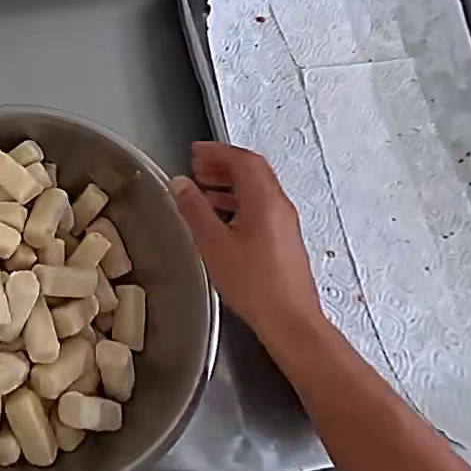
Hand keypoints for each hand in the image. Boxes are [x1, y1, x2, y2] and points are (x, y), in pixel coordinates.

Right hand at [169, 142, 334, 351]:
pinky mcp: (284, 239)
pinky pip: (261, 206)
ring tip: (204, 186)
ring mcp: (284, 223)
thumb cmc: (255, 285)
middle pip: (253, 170)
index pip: (243, 160)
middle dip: (224, 162)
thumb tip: (180, 184)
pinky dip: (238, 200)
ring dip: (230, 181)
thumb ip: (195, 209)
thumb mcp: (213, 244)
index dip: (218, 151)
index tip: (197, 150)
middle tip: (198, 164)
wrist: (290, 320)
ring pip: (257, 188)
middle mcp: (279, 207)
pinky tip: (221, 215)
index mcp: (264, 201)